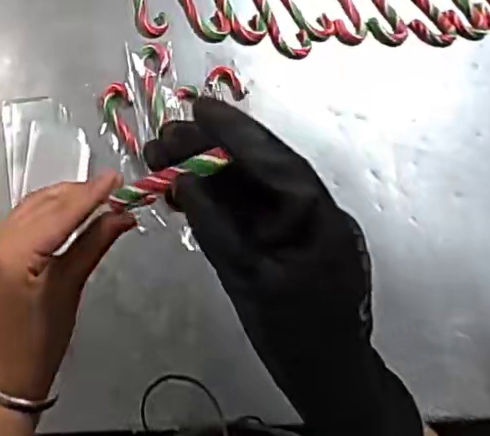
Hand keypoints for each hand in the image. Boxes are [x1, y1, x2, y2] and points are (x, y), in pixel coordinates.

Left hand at [0, 174, 135, 400]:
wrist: (6, 373)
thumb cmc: (40, 340)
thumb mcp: (70, 289)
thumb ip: (94, 244)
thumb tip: (123, 215)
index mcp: (16, 249)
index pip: (61, 211)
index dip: (91, 193)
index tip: (117, 179)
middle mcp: (1, 234)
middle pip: (48, 201)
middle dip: (81, 192)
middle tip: (115, 189)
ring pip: (38, 202)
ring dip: (68, 196)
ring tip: (100, 196)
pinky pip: (29, 212)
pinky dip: (53, 206)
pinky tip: (74, 208)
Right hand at [144, 100, 422, 435]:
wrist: (330, 381)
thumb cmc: (296, 334)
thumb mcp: (249, 278)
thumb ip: (214, 226)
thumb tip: (180, 180)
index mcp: (314, 210)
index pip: (269, 156)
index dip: (231, 128)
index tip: (197, 107)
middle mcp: (306, 205)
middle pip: (252, 162)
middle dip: (205, 147)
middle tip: (161, 141)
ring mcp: (293, 219)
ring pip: (244, 180)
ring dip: (201, 167)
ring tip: (159, 160)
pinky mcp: (278, 232)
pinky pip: (242, 203)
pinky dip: (211, 194)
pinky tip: (180, 190)